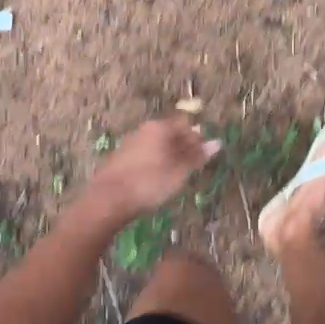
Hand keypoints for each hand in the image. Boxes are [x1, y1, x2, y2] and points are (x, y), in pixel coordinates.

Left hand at [87, 116, 219, 218]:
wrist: (106, 200)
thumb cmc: (150, 183)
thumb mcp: (180, 171)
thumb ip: (198, 156)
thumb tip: (217, 142)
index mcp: (161, 127)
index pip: (186, 123)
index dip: (196, 138)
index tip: (202, 156)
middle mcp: (146, 129)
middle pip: (170, 132)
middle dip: (183, 146)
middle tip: (190, 167)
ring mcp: (131, 142)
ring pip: (156, 143)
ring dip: (168, 155)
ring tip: (174, 176)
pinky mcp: (120, 158)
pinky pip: (144, 154)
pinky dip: (154, 163)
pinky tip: (154, 180)